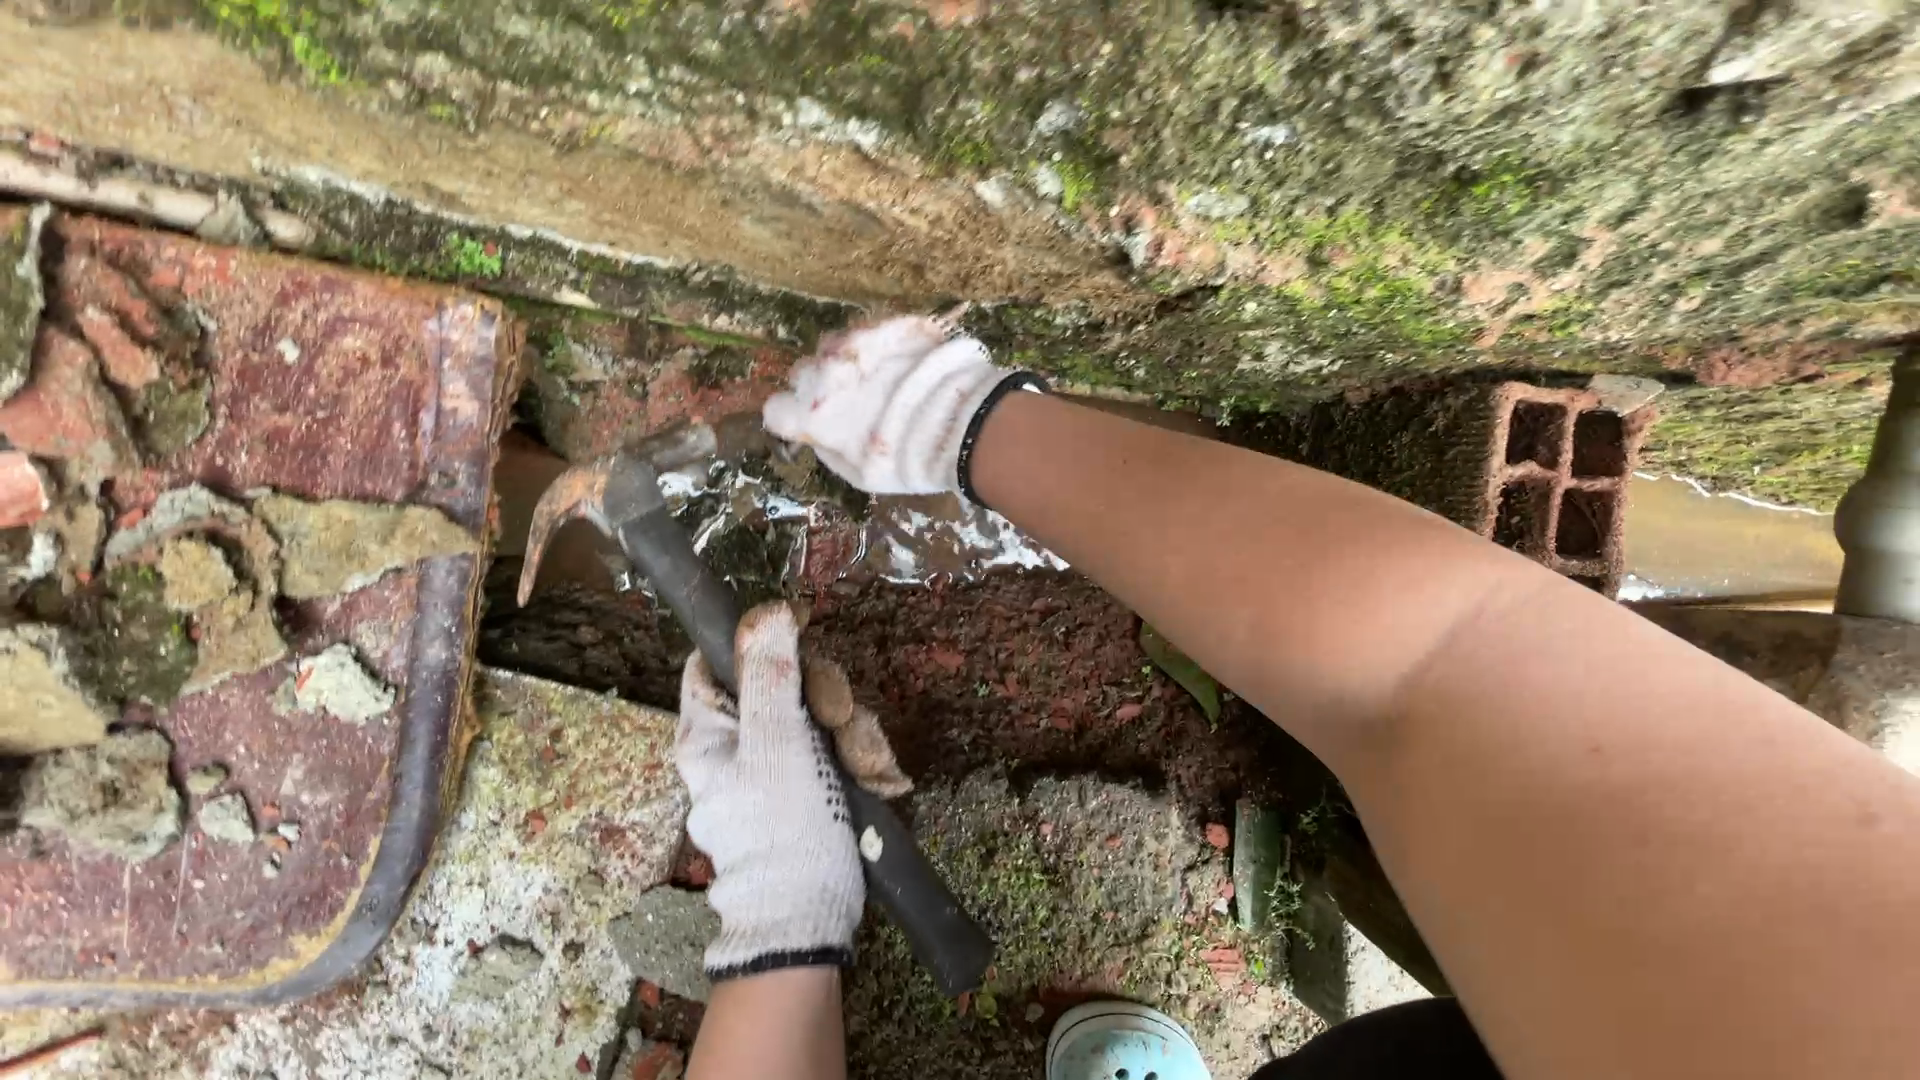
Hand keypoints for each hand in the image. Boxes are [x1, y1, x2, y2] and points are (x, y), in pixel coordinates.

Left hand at [675, 602, 908, 978]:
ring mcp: (771, 768)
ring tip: (869, 770)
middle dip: (826, 701)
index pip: (716, 662)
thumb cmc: (784, 829)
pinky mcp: (804, 788)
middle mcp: (734, 745)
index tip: (798, 644)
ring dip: (853, 737)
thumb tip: (765, 611)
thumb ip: (771, 677)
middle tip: (840, 725)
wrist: (811, 917)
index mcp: (708, 732)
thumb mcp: (778, 744)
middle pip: (781, 685)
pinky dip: (858, 763)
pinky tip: (878, 782)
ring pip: (817, 718)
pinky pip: (833, 752)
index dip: (757, 645)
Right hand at [762, 314, 1020, 495]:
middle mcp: (827, 374)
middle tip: (850, 404)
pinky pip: (869, 331)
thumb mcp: (861, 476)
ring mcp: (857, 344)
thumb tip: (820, 437)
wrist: (962, 422)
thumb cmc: (908, 460)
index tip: (811, 423)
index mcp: (815, 415)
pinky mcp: (889, 327)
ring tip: (875, 380)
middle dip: (818, 388)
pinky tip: (899, 363)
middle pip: (803, 374)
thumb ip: (830, 452)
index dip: (790, 417)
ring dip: (844, 362)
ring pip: (833, 346)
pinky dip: (876, 346)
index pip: (775, 410)